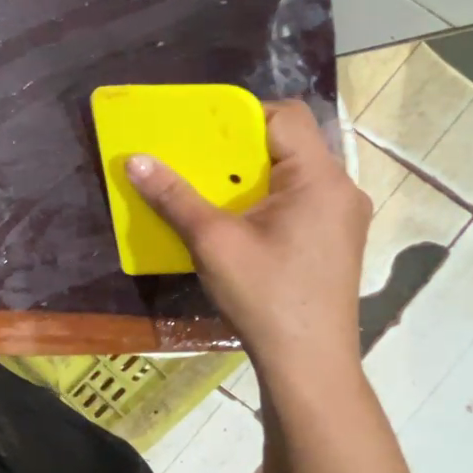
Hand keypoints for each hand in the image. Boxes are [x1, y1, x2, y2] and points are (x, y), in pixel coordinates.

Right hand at [126, 99, 371, 377]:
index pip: (287, 118)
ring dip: (241, 174)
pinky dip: (255, 196)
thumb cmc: (265, 293)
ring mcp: (337, 216)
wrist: (307, 358)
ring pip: (287, 173)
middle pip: (287, 144)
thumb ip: (173, 196)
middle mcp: (338, 190)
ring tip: (200, 188)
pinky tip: (226, 218)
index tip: (196, 127)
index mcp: (319, 181)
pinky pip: (290, 198)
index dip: (241, 114)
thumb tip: (134, 159)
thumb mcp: (211, 240)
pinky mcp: (328, 238)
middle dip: (233, 146)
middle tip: (188, 157)